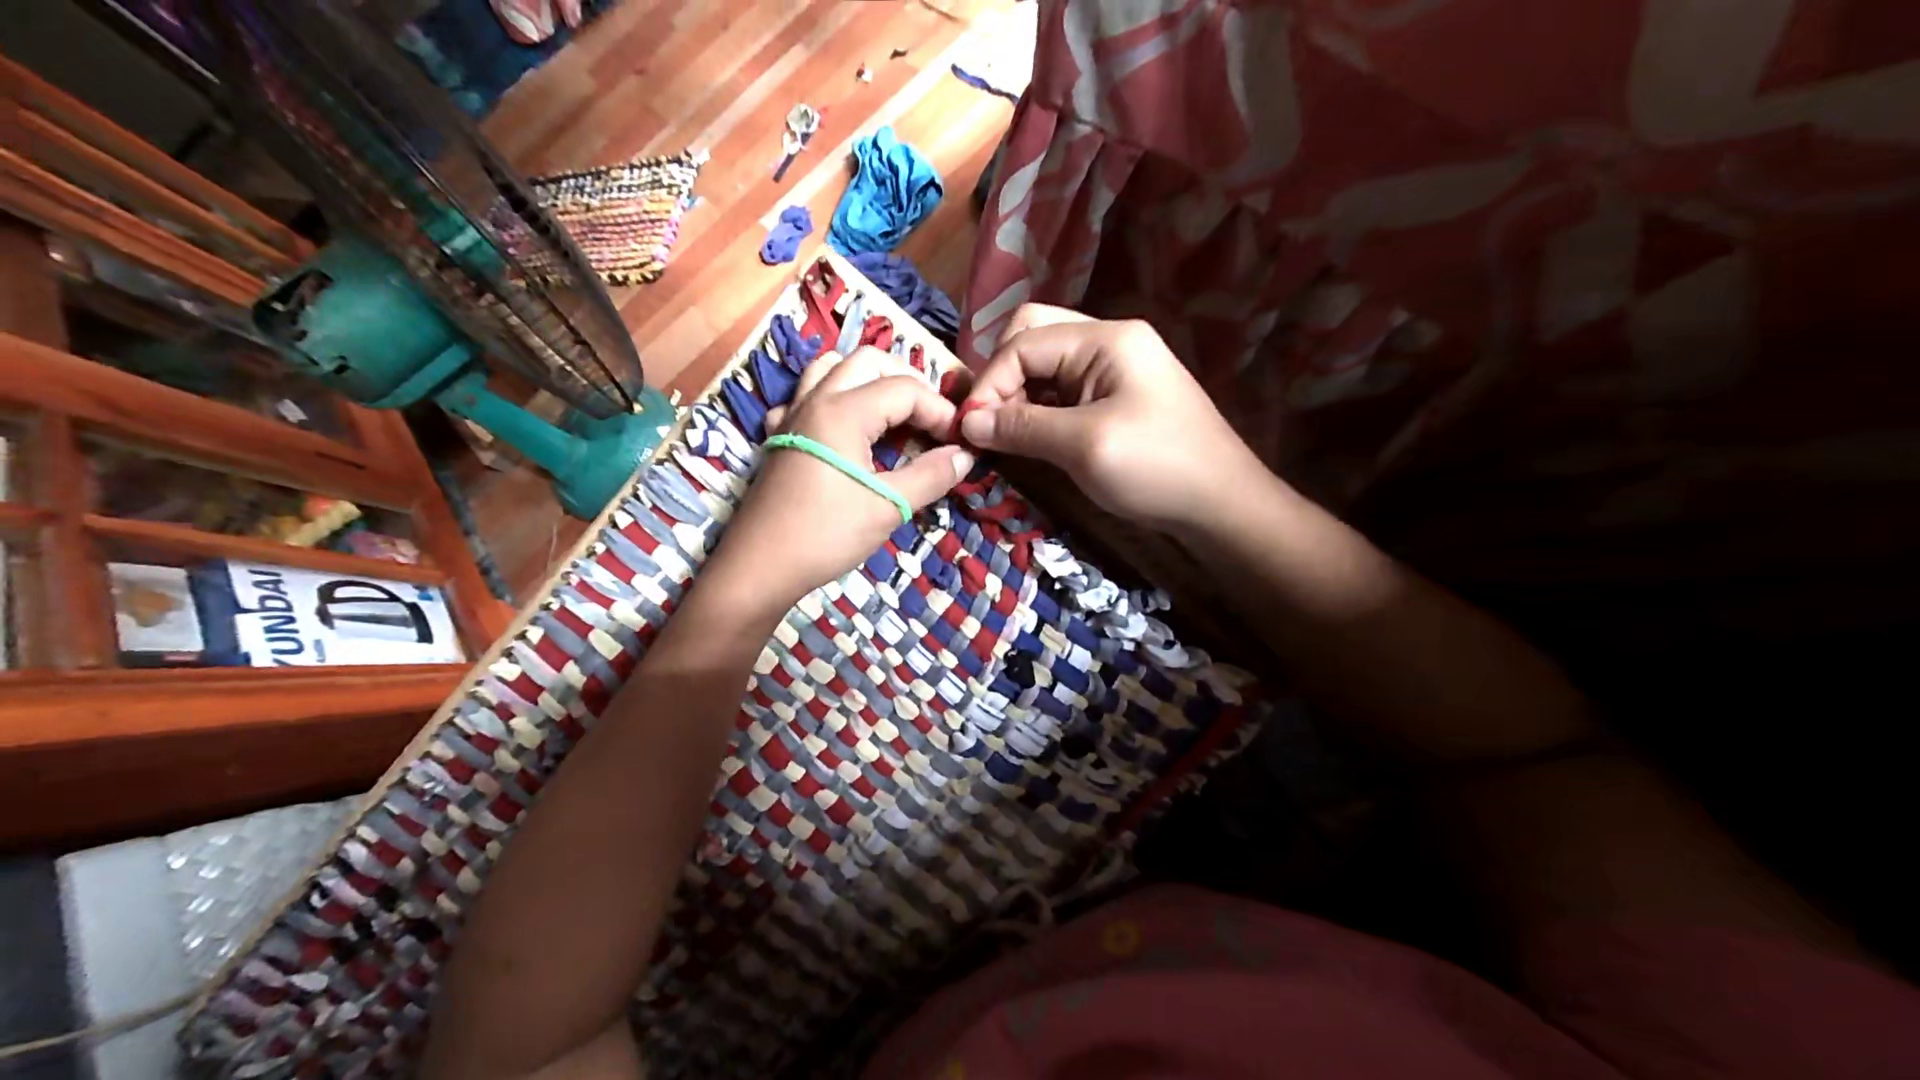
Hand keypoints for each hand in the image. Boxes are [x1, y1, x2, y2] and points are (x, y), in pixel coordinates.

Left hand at [705, 348, 973, 611]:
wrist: (759, 567)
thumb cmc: (825, 534)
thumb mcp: (887, 507)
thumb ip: (930, 476)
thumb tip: (965, 456)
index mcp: (844, 410)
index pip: (904, 389)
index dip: (939, 410)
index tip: (957, 442)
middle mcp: (816, 400)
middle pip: (868, 362)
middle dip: (906, 383)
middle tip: (929, 420)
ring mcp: (792, 415)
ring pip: (832, 370)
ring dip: (868, 382)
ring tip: (891, 416)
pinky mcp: (780, 438)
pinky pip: (805, 399)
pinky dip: (831, 401)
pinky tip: (842, 432)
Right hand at [960, 304, 1266, 532]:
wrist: (1222, 504)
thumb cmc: (1158, 469)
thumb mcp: (1084, 447)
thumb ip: (1022, 427)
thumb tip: (967, 423)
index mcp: (1106, 339)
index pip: (1024, 341)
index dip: (990, 382)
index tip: (970, 428)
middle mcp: (1108, 341)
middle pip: (1032, 337)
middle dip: (1001, 377)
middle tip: (987, 423)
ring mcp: (1113, 368)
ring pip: (1044, 364)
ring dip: (1017, 394)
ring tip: (1002, 435)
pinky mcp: (1115, 396)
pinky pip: (1062, 389)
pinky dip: (1038, 409)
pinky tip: (1030, 437)